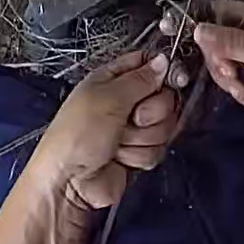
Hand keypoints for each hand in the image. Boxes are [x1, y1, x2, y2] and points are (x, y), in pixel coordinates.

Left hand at [28, 51, 181, 216]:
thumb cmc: (78, 134)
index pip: (149, 64)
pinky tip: (121, 157)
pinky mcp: (139, 152)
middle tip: (131, 119)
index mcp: (113, 78)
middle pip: (164, 97)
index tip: (174, 79)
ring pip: (163, 125)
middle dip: (151, 112)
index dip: (164, 71)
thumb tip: (163, 60)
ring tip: (118, 141)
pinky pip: (158, 149)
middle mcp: (125, 100)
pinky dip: (139, 155)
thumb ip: (140, 79)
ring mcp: (133, 128)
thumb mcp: (108, 98)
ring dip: (142, 137)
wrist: (69, 183)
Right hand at [175, 0, 243, 124]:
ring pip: (228, 59)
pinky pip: (241, 74)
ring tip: (242, 93)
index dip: (201, 26)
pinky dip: (240, 87)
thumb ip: (230, 42)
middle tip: (232, 79)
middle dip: (219, 62)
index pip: (218, 11)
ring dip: (229, 78)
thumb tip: (197, 29)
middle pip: (219, 39)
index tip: (187, 44)